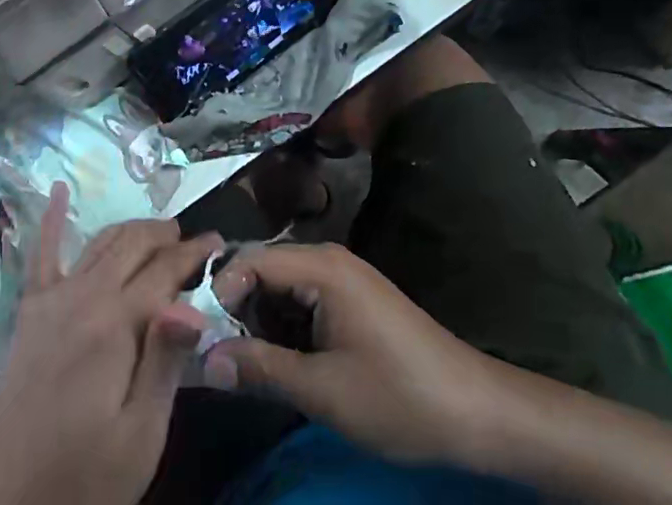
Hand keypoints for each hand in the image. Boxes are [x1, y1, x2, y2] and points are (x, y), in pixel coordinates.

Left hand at [0, 185, 221, 504]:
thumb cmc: (86, 478)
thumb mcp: (142, 432)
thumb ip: (166, 359)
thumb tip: (193, 301)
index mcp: (114, 325)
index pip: (165, 269)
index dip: (196, 253)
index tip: (221, 244)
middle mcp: (81, 297)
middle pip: (132, 244)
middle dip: (167, 235)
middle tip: (195, 242)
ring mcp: (49, 302)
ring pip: (99, 242)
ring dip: (132, 229)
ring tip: (160, 233)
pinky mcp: (28, 316)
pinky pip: (40, 256)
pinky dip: (51, 220)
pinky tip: (58, 190)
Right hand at [202, 242, 498, 465]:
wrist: (476, 412)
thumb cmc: (398, 396)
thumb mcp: (322, 389)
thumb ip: (260, 368)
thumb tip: (203, 359)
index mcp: (323, 267)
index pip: (249, 259)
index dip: (217, 291)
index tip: (195, 333)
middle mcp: (330, 260)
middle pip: (263, 269)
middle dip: (233, 307)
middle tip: (207, 350)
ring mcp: (344, 280)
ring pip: (281, 287)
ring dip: (256, 319)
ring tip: (232, 359)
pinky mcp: (353, 301)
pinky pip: (302, 300)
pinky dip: (281, 325)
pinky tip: (271, 359)